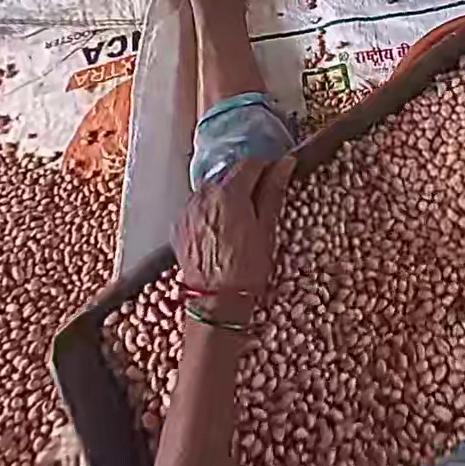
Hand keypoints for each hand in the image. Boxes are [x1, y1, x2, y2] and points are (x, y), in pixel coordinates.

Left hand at [174, 156, 295, 308]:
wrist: (216, 302)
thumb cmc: (247, 267)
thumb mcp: (266, 227)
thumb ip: (273, 190)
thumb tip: (284, 163)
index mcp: (228, 192)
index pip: (250, 163)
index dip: (266, 168)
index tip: (275, 178)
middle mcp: (203, 194)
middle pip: (230, 174)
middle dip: (246, 182)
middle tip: (260, 203)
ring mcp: (188, 209)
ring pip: (213, 189)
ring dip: (227, 195)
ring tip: (239, 219)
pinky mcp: (179, 224)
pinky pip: (198, 206)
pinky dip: (211, 210)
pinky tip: (221, 230)